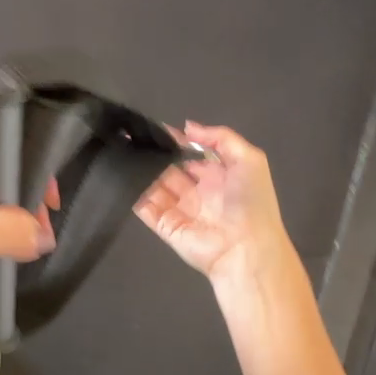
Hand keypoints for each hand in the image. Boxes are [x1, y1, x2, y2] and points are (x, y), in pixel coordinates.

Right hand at [135, 122, 289, 279]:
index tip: (157, 130)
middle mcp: (197, 192)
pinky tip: (124, 177)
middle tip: (135, 140)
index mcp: (218, 175)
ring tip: (125, 153)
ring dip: (142, 172)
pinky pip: (146, 208)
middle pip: (170, 170)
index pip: (191, 154)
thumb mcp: (249, 159)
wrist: (245, 247)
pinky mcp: (165, 226)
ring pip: (155, 187)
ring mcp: (179, 210)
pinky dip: (134, 195)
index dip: (176, 142)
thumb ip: (221, 138)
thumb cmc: (251, 201)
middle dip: (155, 156)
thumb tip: (187, 126)